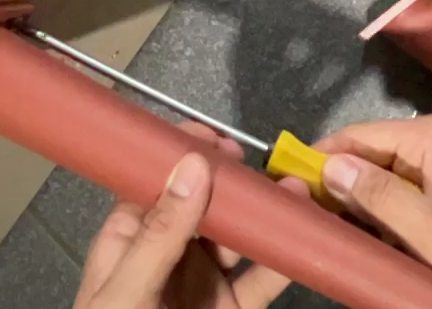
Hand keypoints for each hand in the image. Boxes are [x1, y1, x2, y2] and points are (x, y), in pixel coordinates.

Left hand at [74, 125, 305, 308]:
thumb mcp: (126, 295)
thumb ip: (161, 234)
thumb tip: (193, 164)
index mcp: (129, 241)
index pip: (156, 183)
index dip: (183, 154)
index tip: (214, 138)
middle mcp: (169, 254)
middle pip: (206, 202)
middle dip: (236, 181)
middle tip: (262, 166)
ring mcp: (203, 283)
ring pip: (239, 235)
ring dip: (268, 212)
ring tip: (296, 192)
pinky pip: (262, 277)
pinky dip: (285, 256)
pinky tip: (305, 237)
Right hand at [318, 113, 431, 308]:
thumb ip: (381, 199)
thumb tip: (329, 167)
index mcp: (431, 137)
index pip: (357, 136)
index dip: (320, 161)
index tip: (286, 191)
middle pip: (369, 157)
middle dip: (342, 192)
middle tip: (313, 229)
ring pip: (385, 180)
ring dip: (365, 211)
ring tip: (343, 242)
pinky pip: (407, 195)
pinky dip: (389, 220)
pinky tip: (380, 248)